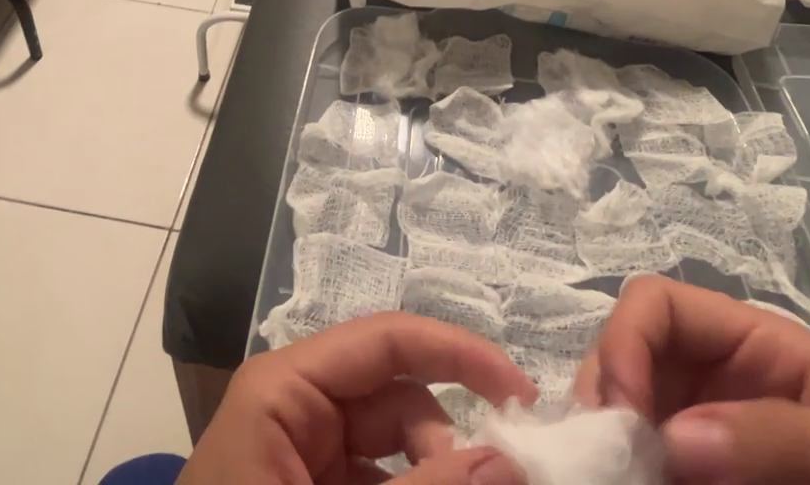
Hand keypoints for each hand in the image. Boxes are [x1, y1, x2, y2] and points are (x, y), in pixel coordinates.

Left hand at [180, 312, 537, 484]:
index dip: (459, 353)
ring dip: (437, 475)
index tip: (523, 396)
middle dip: (448, 443)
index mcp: (286, 388)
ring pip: (397, 446)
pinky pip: (379, 481)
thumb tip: (512, 461)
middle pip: (400, 398)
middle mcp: (297, 407)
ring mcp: (303, 454)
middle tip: (497, 484)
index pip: (388, 339)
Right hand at [574, 277, 809, 484]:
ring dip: (600, 436)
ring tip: (615, 477)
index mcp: (751, 345)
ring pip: (612, 404)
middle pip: (621, 350)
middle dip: (604, 393)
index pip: (658, 303)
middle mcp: (708, 377)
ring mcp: (691, 429)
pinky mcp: (682, 474)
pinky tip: (622, 482)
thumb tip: (674, 438)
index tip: (622, 411)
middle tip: (607, 461)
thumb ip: (785, 439)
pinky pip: (627, 457)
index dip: (625, 338)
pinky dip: (612, 468)